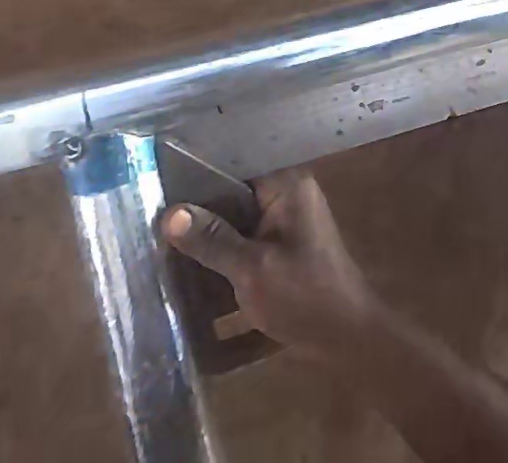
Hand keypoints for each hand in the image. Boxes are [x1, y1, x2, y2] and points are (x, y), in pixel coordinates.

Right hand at [160, 172, 382, 357]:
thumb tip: (169, 214)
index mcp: (286, 185)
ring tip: (164, 240)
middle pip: (231, 192)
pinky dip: (224, 251)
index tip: (159, 183)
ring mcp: (286, 221)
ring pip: (236, 218)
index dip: (196, 174)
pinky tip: (192, 265)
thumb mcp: (252, 270)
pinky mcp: (283, 247)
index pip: (233, 165)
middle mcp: (287, 194)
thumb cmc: (306, 297)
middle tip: (154, 216)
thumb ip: (211, 240)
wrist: (352, 342)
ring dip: (208, 234)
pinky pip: (245, 239)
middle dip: (198, 209)